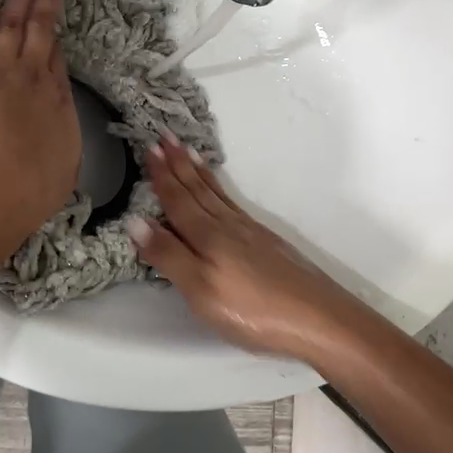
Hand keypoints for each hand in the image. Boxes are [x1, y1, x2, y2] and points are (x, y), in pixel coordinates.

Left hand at [0, 0, 81, 231]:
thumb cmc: (28, 191)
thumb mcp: (62, 168)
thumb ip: (59, 146)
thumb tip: (56, 141)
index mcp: (57, 101)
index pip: (56, 58)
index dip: (55, 35)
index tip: (56, 20)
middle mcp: (33, 76)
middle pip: (42, 29)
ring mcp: (1, 69)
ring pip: (13, 22)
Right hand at [130, 136, 368, 360]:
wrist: (317, 317)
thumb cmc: (252, 310)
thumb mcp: (200, 291)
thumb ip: (169, 256)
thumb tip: (136, 221)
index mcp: (206, 237)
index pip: (177, 200)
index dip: (161, 176)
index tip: (149, 146)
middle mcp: (226, 226)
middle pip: (196, 190)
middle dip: (177, 164)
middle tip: (164, 135)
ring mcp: (249, 232)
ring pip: (215, 194)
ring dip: (197, 172)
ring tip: (187, 151)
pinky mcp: (265, 242)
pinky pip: (232, 203)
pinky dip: (219, 189)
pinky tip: (220, 192)